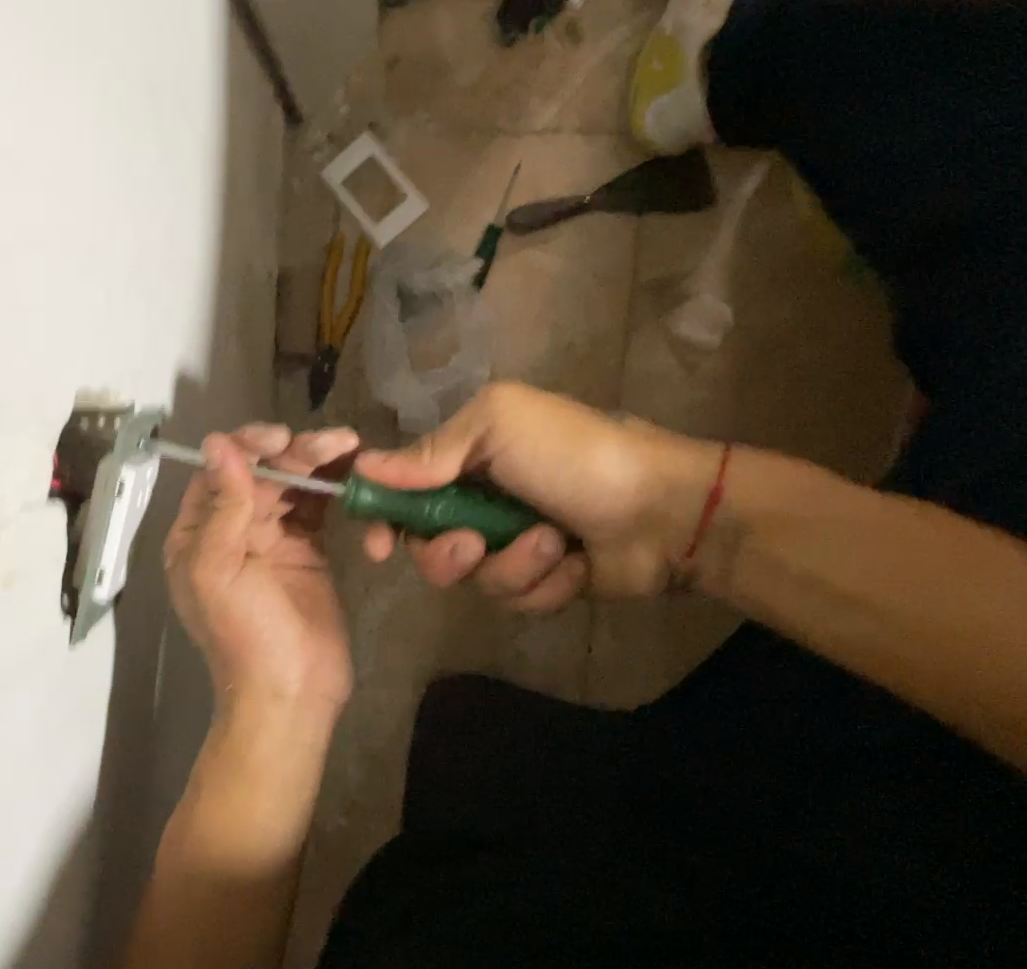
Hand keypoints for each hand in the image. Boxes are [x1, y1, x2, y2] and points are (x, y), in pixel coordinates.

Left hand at [164, 425, 358, 717]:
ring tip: (350, 446)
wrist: (291, 692)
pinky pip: (316, 507)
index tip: (281, 438)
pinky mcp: (307, 549)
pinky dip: (333, 487)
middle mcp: (231, 527)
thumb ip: (223, 506)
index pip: (219, 470)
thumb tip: (218, 444)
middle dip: (293, 451)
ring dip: (317, 462)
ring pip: (291, 484)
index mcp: (198, 531)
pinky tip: (353, 472)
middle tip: (332, 442)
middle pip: (260, 471)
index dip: (248, 446)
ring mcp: (271, 536)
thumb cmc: (244, 634)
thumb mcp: (218, 569)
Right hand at [355, 383, 715, 610]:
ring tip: (553, 544)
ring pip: (472, 580)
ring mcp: (511, 544)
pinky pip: (516, 600)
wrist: (664, 508)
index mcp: (464, 458)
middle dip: (447, 553)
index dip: (383, 521)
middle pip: (428, 547)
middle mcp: (480, 501)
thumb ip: (430, 452)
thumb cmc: (575, 454)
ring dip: (510, 566)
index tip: (378, 547)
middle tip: (473, 544)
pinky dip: (545, 585)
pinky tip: (576, 565)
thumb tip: (362, 467)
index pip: (402, 493)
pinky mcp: (543, 582)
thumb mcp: (497, 426)